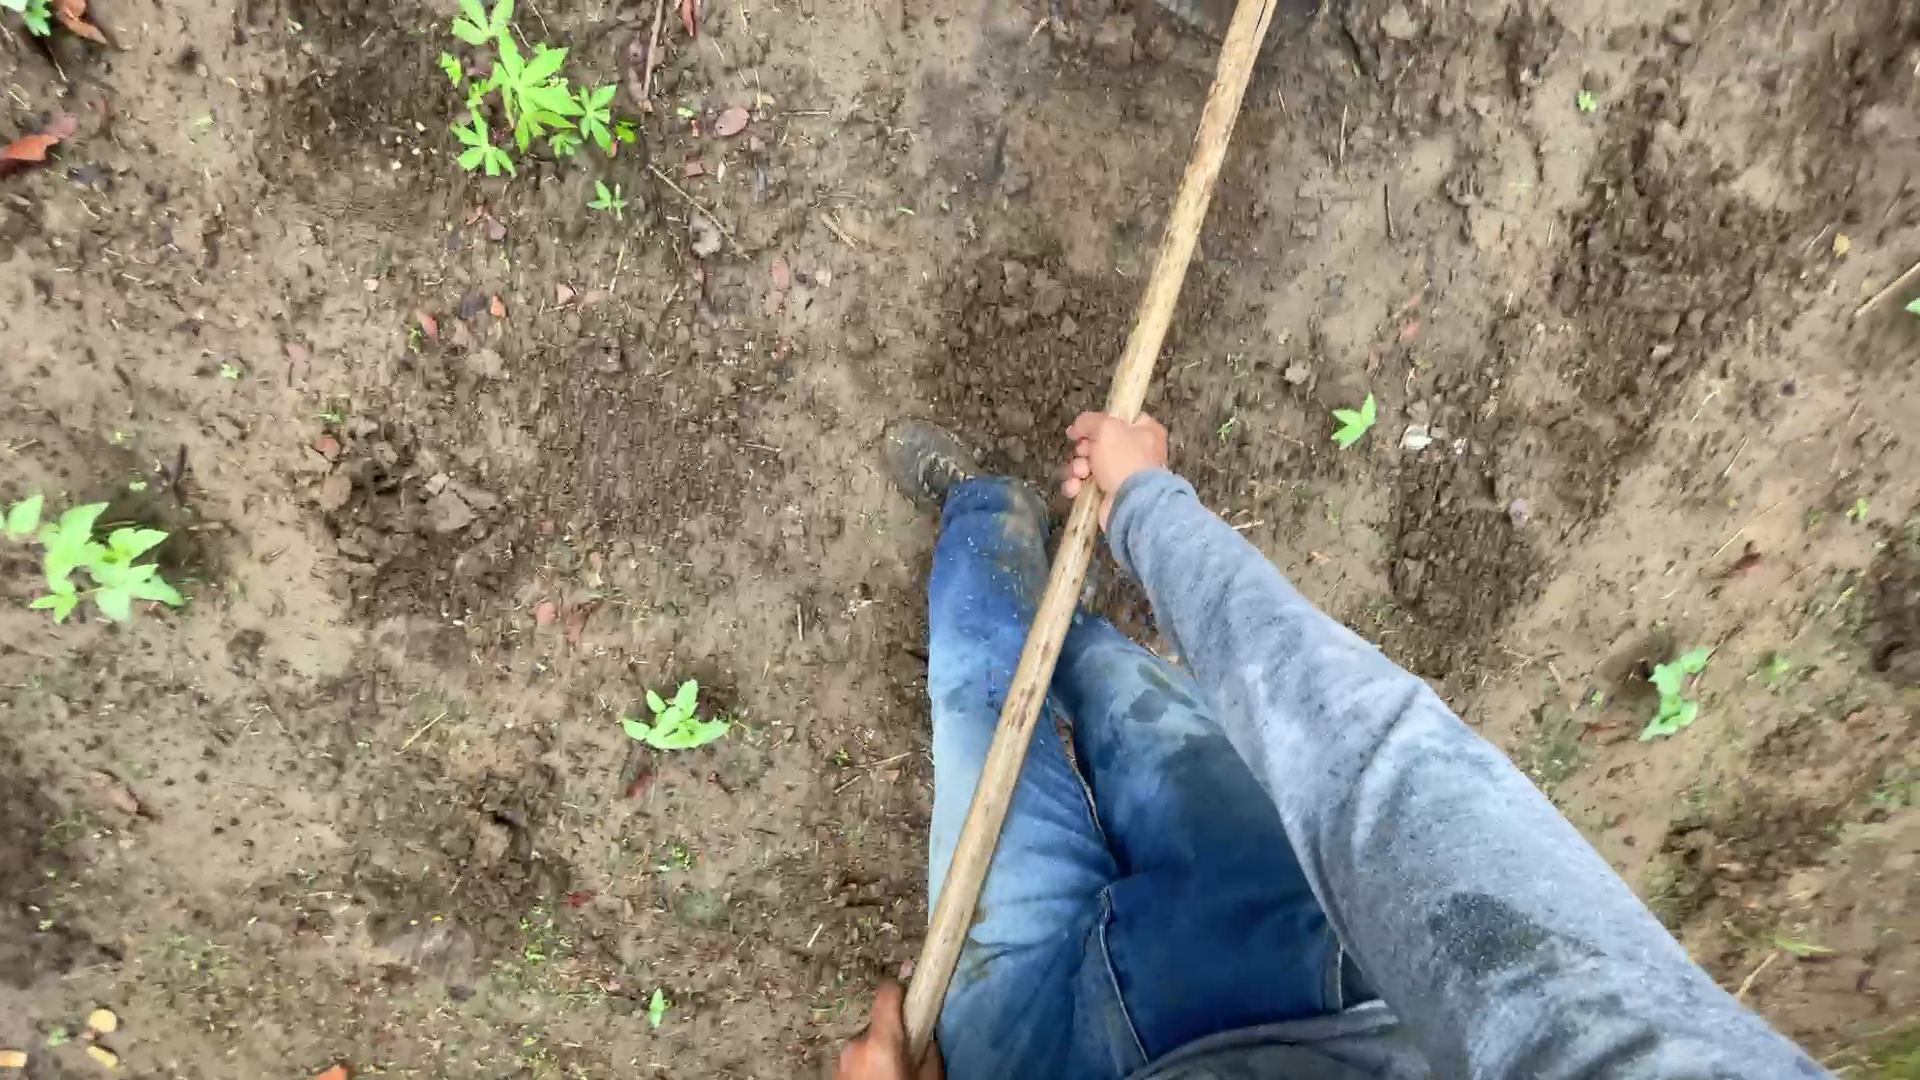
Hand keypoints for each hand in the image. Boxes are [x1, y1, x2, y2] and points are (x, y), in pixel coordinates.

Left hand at [834, 982, 944, 1079]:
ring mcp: (840, 1061)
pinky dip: (864, 1067)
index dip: (900, 989)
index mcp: (881, 1042)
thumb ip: (929, 1053)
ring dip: (876, 1053)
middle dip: (890, 1035)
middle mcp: (856, 1045)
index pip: (887, 991)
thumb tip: (928, 1036)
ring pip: (865, 1044)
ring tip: (888, 1073)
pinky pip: (854, 1061)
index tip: (910, 995)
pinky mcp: (832, 1073)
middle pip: (878, 1024)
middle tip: (904, 1056)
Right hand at [1062, 412, 1168, 529]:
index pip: (1119, 420)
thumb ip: (1089, 421)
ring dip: (1077, 468)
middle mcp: (1136, 453)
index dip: (1097, 423)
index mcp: (1145, 431)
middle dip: (1083, 450)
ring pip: (1088, 465)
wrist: (1132, 504)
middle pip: (1098, 444)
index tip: (1081, 430)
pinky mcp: (1109, 495)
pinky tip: (1074, 488)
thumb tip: (1076, 428)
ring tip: (1080, 474)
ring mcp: (1122, 476)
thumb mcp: (1106, 428)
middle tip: (1083, 454)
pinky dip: (1076, 486)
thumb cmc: (1124, 460)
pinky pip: (1085, 486)